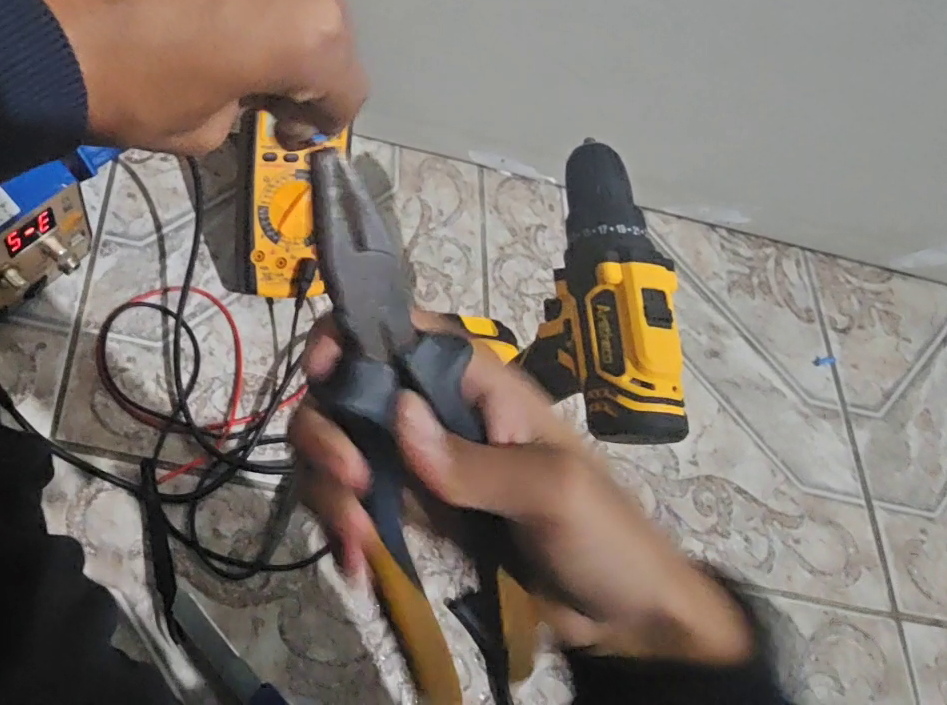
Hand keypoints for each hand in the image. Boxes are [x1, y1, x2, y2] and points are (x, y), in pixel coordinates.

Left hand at [0, 0, 365, 152]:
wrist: (26, 17)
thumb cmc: (119, 88)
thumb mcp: (196, 131)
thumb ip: (243, 105)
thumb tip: (240, 83)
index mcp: (311, 30)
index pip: (348, 82)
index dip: (323, 113)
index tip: (285, 123)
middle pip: (319, 12)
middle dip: (292, 45)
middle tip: (243, 65)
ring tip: (204, 4)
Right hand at [288, 314, 753, 664]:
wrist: (624, 618)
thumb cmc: (605, 533)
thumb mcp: (553, 490)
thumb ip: (475, 461)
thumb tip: (397, 414)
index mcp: (468, 379)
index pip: (395, 328)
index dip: (345, 335)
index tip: (322, 376)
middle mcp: (427, 407)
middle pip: (342, 390)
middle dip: (326, 432)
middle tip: (350, 483)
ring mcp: (410, 458)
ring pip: (333, 448)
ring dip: (327, 491)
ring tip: (357, 545)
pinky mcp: (404, 507)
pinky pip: (348, 503)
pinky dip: (341, 530)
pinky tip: (358, 566)